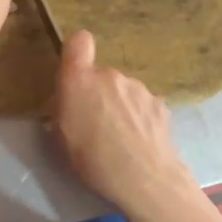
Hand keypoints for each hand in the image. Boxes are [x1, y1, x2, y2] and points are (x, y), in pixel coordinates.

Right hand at [55, 30, 197, 212]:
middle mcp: (110, 76)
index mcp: (80, 81)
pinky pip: (142, 104)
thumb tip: (66, 105)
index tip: (76, 73)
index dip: (77, 52)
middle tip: (96, 124)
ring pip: (123, 90)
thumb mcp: (61, 140)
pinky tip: (140, 141)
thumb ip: (62, 112)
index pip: (79, 42)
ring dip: (120, 105)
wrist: (144, 180)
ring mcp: (139, 88)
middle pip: (101, 75)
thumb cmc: (92, 160)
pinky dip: (140, 117)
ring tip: (121, 137)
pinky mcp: (160, 103)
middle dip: (98, 93)